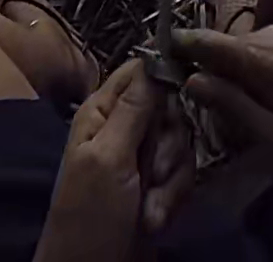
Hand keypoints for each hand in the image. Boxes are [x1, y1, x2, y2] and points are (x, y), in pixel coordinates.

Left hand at [35, 60, 192, 261]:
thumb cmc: (89, 217)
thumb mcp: (108, 157)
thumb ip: (133, 106)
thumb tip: (154, 54)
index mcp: (103, 109)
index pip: (141, 68)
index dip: (163, 78)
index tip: (177, 97)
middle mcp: (124, 126)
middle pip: (168, 106)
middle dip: (169, 141)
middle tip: (153, 169)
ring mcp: (141, 157)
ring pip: (180, 142)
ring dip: (171, 178)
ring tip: (149, 207)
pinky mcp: (158, 186)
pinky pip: (183, 174)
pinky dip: (173, 198)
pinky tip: (155, 219)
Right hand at [174, 24, 272, 193]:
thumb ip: (233, 105)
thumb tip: (192, 80)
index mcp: (267, 58)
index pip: (212, 42)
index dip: (183, 44)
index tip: (157, 49)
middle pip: (226, 48)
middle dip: (211, 74)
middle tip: (210, 116)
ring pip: (243, 52)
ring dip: (233, 78)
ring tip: (241, 120)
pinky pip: (262, 54)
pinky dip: (251, 75)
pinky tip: (263, 107)